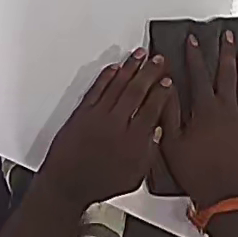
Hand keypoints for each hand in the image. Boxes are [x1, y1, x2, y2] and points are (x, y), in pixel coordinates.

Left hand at [38, 49, 173, 209]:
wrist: (68, 182)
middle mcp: (117, 124)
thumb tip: (157, 131)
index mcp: (134, 141)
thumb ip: (149, 152)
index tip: (169, 80)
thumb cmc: (100, 182)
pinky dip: (106, 76)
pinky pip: (97, 89)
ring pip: (117, 85)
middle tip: (158, 59)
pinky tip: (115, 68)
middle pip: (137, 91)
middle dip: (150, 72)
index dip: (162, 92)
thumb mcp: (135, 175)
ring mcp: (98, 116)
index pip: (153, 109)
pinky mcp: (82, 112)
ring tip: (140, 54)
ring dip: (130, 68)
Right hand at [160, 28, 237, 207]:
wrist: (220, 193)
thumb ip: (168, 110)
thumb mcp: (170, 139)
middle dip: (225, 52)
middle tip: (227, 35)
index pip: (198, 74)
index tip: (193, 39)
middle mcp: (226, 109)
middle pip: (226, 74)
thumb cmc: (193, 168)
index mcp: (205, 109)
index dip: (194, 54)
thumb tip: (167, 85)